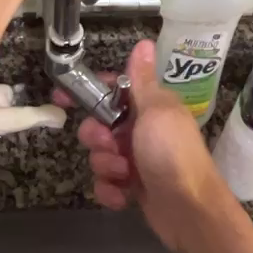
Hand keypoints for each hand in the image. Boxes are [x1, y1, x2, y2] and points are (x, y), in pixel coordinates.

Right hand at [60, 40, 229, 249]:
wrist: (189, 210)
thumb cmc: (172, 154)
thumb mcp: (156, 110)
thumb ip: (142, 80)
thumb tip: (144, 42)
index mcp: (150, 107)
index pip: (112, 91)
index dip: (88, 93)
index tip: (62, 98)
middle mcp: (142, 131)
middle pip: (98, 126)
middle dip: (97, 138)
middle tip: (109, 144)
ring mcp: (137, 161)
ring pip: (99, 156)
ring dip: (106, 166)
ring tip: (124, 174)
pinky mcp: (133, 188)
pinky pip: (106, 184)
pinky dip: (111, 191)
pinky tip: (124, 196)